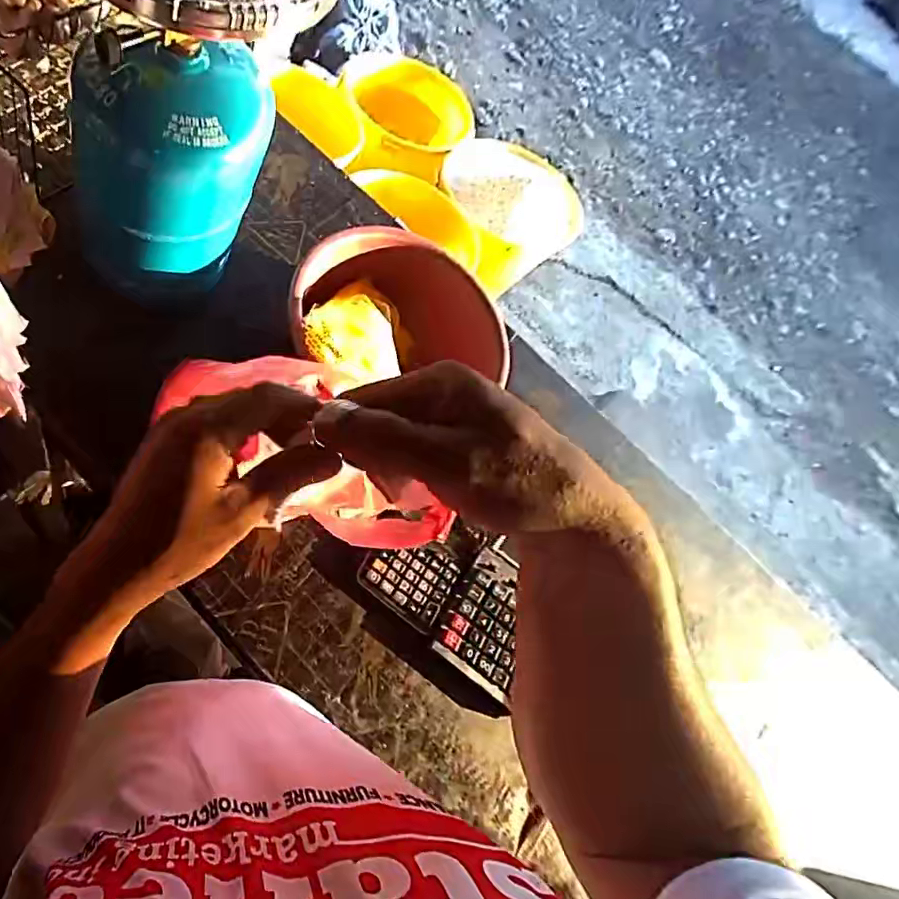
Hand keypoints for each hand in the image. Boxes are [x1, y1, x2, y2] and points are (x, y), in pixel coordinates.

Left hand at [54, 384, 343, 616]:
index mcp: (207, 428)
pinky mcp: (163, 438)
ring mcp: (171, 424)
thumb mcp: (241, 513)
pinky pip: (210, 419)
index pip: (268, 396)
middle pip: (249, 396)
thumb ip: (286, 476)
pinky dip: (238, 429)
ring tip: (290, 449)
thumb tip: (332, 455)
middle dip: (286, 413)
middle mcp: (187, 414)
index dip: (305, 406)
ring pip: (229, 406)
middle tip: (316, 442)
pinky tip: (252, 455)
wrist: (117, 563)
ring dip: (262, 420)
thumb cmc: (180, 543)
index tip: (333, 428)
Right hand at [312, 361, 643, 538]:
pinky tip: (421, 491)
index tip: (349, 474)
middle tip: (393, 489)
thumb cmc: (513, 485)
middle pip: (374, 415)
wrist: (578, 519)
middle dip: (369, 454)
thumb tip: (320, 417)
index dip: (344, 435)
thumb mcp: (443, 461)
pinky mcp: (457, 434)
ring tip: (409, 494)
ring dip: (386, 466)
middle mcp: (441, 385)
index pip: (361, 398)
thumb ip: (382, 437)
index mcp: (437, 379)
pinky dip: (404, 470)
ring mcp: (451, 409)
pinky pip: (409, 447)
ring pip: (388, 434)